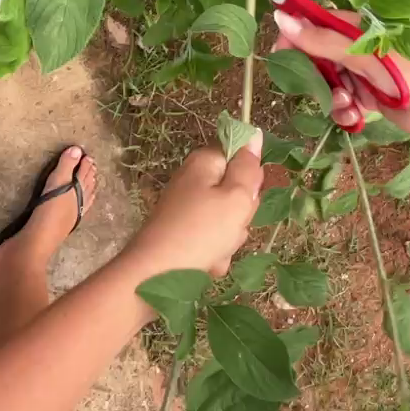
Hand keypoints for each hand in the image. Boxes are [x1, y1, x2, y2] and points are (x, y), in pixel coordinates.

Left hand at [122, 137, 264, 278]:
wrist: (155, 275)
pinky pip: (213, 238)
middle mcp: (193, 180)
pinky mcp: (184, 232)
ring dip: (230, 238)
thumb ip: (248, 168)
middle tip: (231, 224)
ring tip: (217, 248)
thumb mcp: (236, 197)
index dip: (250, 178)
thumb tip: (254, 134)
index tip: (247, 196)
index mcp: (204, 163)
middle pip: (236, 190)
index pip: (240, 157)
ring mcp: (187, 207)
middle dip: (241, 213)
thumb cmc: (200, 232)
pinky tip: (208, 262)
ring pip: (228, 218)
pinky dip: (215, 251)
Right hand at [272, 9, 409, 138]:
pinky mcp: (369, 95)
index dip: (297, 34)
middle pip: (320, 55)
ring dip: (331, 96)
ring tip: (346, 104)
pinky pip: (343, 100)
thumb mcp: (364, 54)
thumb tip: (281, 19)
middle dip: (315, 74)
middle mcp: (360, 46)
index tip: (279, 49)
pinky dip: (343, 109)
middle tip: (312, 86)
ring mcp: (364, 72)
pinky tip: (353, 116)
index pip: (318, 24)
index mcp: (361, 27)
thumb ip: (323, 40)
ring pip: (329, 81)